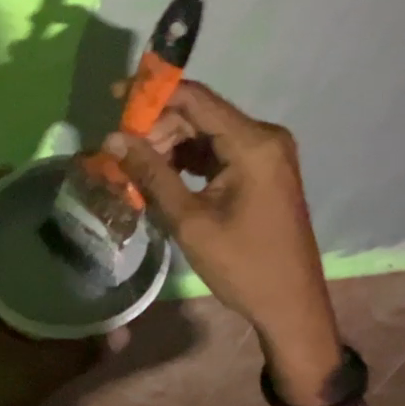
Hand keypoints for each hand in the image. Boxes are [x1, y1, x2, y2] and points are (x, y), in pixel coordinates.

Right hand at [103, 82, 344, 388]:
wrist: (293, 312)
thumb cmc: (244, 267)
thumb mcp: (190, 221)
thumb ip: (151, 173)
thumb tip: (111, 137)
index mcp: (253, 143)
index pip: (195, 98)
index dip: (152, 93)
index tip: (114, 98)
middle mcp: (264, 136)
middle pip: (199, 113)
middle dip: (158, 126)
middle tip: (123, 149)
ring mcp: (266, 152)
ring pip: (205, 130)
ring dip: (170, 143)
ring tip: (138, 168)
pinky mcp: (262, 168)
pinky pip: (217, 148)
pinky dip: (188, 157)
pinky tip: (163, 176)